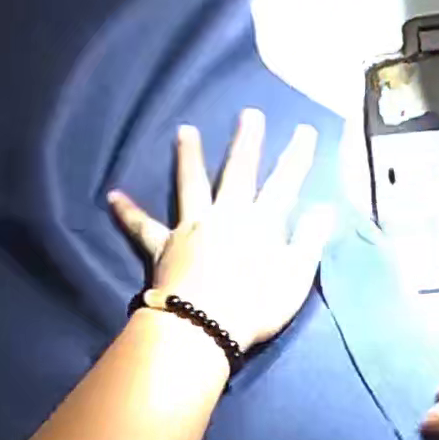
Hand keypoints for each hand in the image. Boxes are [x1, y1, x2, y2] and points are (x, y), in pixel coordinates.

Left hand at [109, 109, 335, 351]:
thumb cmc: (257, 306)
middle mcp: (226, 216)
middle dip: (246, 143)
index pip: (284, 185)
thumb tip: (324, 208)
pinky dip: (129, 213)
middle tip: (249, 114)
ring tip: (184, 131)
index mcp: (261, 224)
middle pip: (238, 173)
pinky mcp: (164, 247)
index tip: (305, 131)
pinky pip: (143, 228)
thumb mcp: (296, 277)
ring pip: (190, 185)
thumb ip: (310, 240)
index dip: (296, 158)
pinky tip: (113, 197)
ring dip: (189, 157)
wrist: (205, 325)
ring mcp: (192, 228)